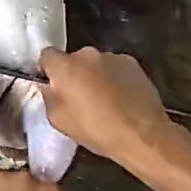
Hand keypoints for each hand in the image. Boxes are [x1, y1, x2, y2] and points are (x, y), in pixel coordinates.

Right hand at [39, 47, 190, 172]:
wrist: (142, 135)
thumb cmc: (96, 130)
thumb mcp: (59, 120)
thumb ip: (48, 98)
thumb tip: (49, 87)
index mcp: (65, 67)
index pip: (47, 55)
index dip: (48, 69)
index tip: (52, 84)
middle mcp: (87, 55)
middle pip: (73, 60)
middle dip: (74, 74)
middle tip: (80, 96)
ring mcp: (112, 57)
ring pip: (95, 63)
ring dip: (95, 75)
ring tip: (105, 99)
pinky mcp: (133, 64)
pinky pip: (115, 68)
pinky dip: (115, 78)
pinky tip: (122, 98)